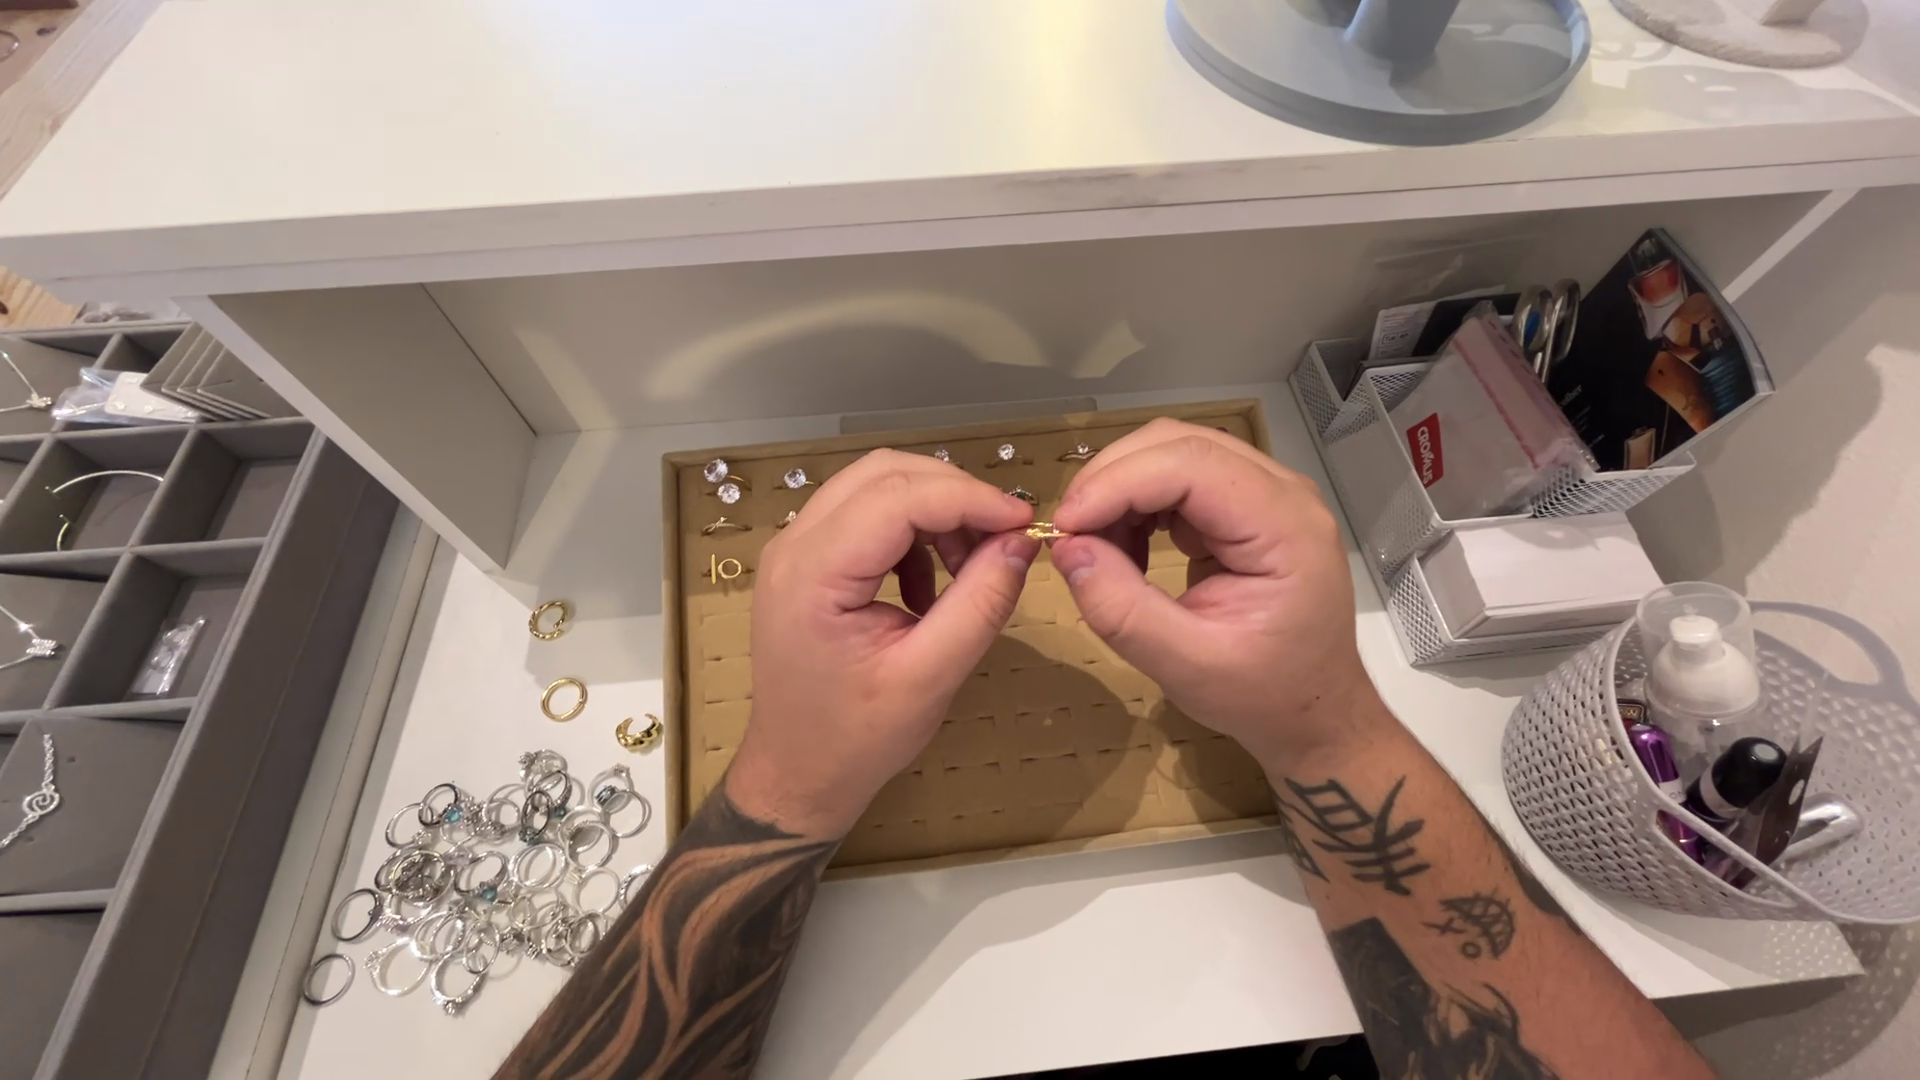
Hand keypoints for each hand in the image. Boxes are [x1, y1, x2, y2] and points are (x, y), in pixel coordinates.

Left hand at [727, 450, 1039, 837]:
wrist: (797, 773)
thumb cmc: (857, 738)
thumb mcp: (931, 676)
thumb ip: (981, 603)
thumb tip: (1022, 541)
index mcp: (813, 573)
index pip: (897, 497)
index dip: (968, 498)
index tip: (1024, 521)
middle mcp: (794, 544)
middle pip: (884, 474)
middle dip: (953, 494)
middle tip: (1003, 536)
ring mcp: (795, 548)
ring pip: (876, 487)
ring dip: (934, 511)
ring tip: (968, 567)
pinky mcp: (807, 560)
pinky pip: (868, 516)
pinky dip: (912, 534)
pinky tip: (928, 588)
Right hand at [1049, 419, 1387, 775]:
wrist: (1311, 710)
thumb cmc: (1262, 694)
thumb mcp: (1185, 666)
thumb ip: (1121, 609)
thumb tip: (1066, 549)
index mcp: (1285, 527)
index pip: (1191, 465)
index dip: (1117, 484)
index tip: (1064, 526)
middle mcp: (1280, 492)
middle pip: (1178, 443)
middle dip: (1110, 479)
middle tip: (1069, 534)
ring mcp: (1261, 493)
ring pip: (1170, 453)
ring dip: (1118, 491)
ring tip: (1095, 547)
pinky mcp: (1239, 506)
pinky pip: (1174, 479)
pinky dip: (1134, 505)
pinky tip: (1124, 549)